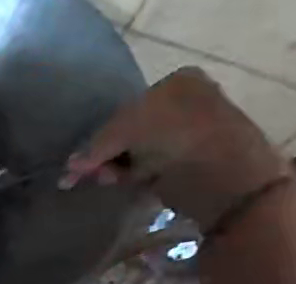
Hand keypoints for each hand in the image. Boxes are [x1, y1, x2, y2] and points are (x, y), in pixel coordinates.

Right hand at [62, 68, 293, 230]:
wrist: (227, 178)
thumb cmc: (179, 141)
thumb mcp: (128, 131)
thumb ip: (95, 146)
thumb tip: (68, 169)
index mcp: (176, 83)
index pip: (120, 112)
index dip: (97, 140)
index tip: (80, 167)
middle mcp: (186, 102)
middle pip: (127, 134)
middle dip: (107, 157)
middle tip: (98, 176)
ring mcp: (191, 134)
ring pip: (136, 155)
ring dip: (119, 171)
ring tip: (115, 183)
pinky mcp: (192, 164)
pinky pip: (151, 170)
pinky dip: (136, 180)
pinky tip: (133, 188)